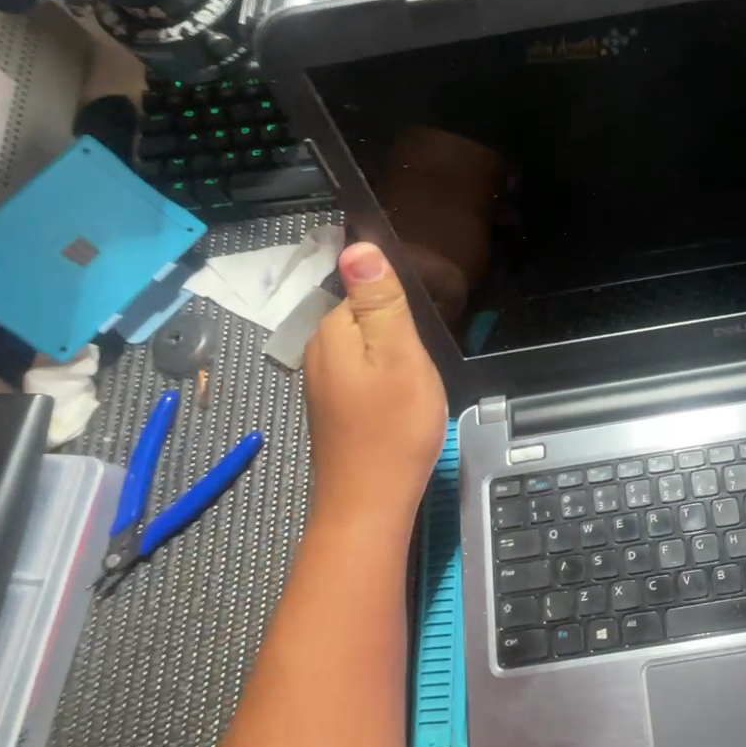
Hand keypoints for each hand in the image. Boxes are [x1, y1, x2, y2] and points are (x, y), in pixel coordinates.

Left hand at [304, 241, 447, 519]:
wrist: (371, 501)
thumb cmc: (394, 427)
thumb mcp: (400, 355)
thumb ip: (381, 300)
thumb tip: (358, 245)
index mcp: (332, 331)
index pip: (364, 289)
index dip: (399, 303)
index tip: (424, 330)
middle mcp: (319, 351)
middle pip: (365, 317)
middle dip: (398, 329)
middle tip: (426, 362)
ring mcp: (324, 382)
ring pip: (366, 347)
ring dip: (395, 357)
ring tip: (419, 383)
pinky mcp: (335, 406)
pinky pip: (363, 373)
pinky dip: (387, 379)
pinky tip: (404, 401)